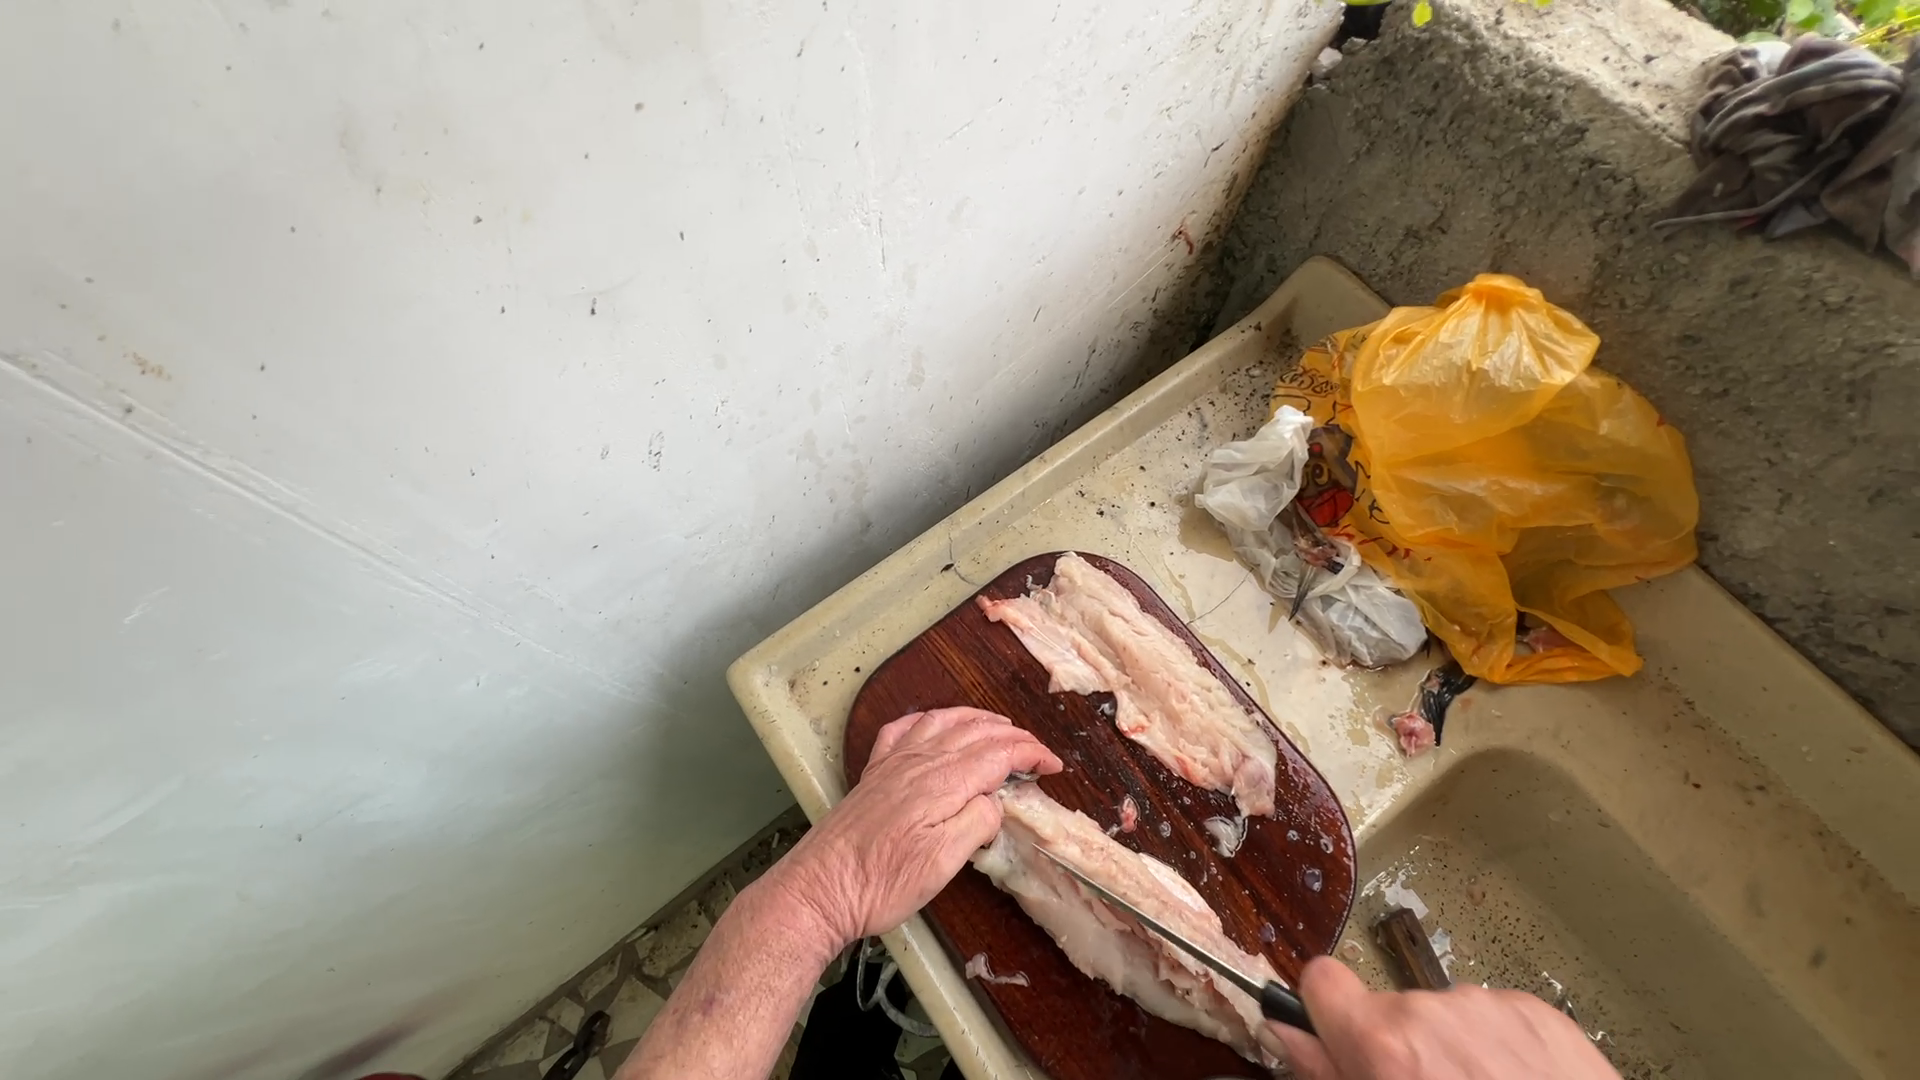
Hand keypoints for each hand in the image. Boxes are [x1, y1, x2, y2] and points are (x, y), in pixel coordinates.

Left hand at [763, 707, 1063, 950]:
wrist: (820, 887)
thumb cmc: (881, 881)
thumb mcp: (941, 864)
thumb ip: (976, 823)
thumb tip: (995, 800)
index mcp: (942, 782)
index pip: (998, 753)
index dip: (1030, 754)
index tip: (1053, 765)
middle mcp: (920, 761)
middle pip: (975, 732)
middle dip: (1012, 736)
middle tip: (1035, 751)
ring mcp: (894, 762)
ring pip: (943, 721)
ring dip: (976, 719)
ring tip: (998, 725)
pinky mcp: (874, 772)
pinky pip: (903, 729)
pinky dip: (927, 719)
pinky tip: (932, 724)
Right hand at [1270, 957, 1619, 1079]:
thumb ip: (1324, 1071)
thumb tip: (1282, 1028)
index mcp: (1384, 1044)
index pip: (1320, 978)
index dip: (1328, 1013)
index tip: (1345, 1043)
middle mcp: (1430, 1010)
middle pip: (1388, 1007)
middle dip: (1402, 1048)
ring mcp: (1489, 1006)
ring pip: (1443, 1014)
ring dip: (1454, 1049)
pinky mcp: (1540, 1013)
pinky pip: (1495, 1015)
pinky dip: (1501, 1048)